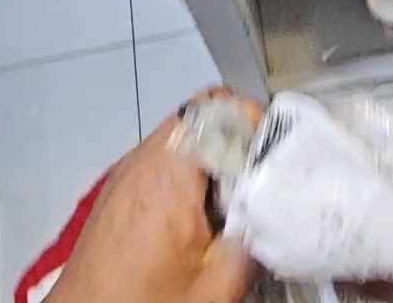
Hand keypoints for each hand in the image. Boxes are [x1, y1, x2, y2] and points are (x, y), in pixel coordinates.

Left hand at [46, 89, 259, 302]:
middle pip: (198, 114)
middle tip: (260, 168)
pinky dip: (186, 166)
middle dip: (234, 133)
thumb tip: (275, 214)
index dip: (252, 120)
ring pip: (180, 132)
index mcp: (170, 169)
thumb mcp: (215, 288)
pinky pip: (160, 155)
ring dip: (210, 150)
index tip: (274, 149)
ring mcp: (127, 169)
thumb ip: (252, 242)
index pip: (217, 108)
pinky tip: (199, 209)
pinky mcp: (117, 188)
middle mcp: (145, 156)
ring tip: (232, 192)